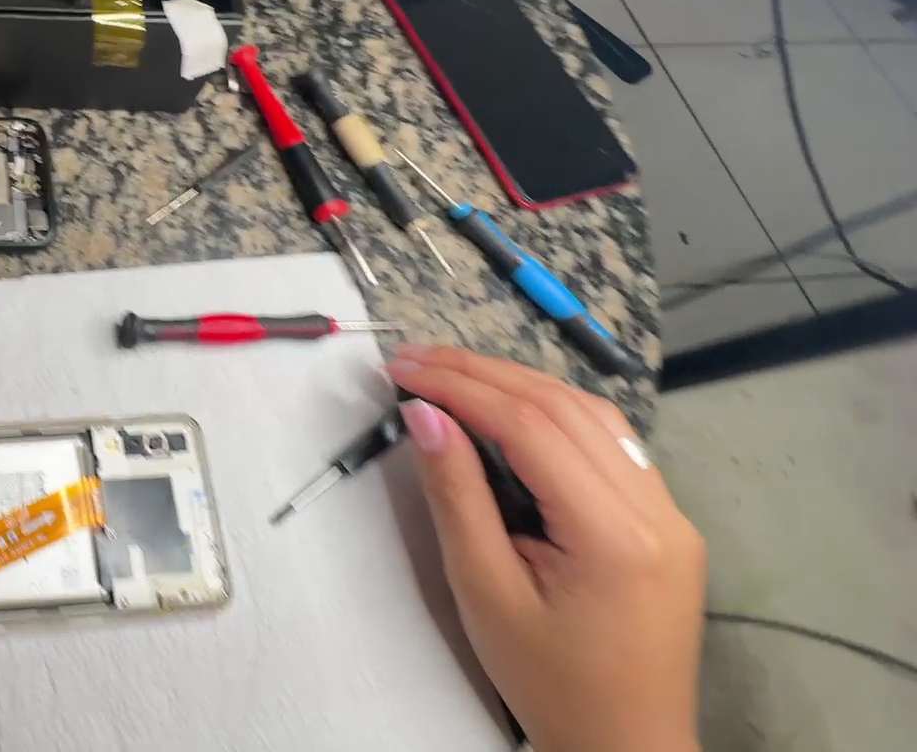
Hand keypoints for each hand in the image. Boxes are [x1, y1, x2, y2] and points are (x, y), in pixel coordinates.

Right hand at [388, 345, 705, 751]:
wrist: (623, 742)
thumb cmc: (543, 673)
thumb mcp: (482, 585)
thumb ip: (455, 492)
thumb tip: (423, 413)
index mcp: (614, 534)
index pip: (529, 427)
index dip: (458, 386)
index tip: (400, 370)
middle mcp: (657, 510)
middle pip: (562, 406)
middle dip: (480, 371)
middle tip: (412, 357)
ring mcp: (669, 512)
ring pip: (589, 412)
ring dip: (515, 380)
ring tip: (449, 369)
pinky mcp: (663, 517)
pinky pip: (606, 438)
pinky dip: (548, 406)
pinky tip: (507, 402)